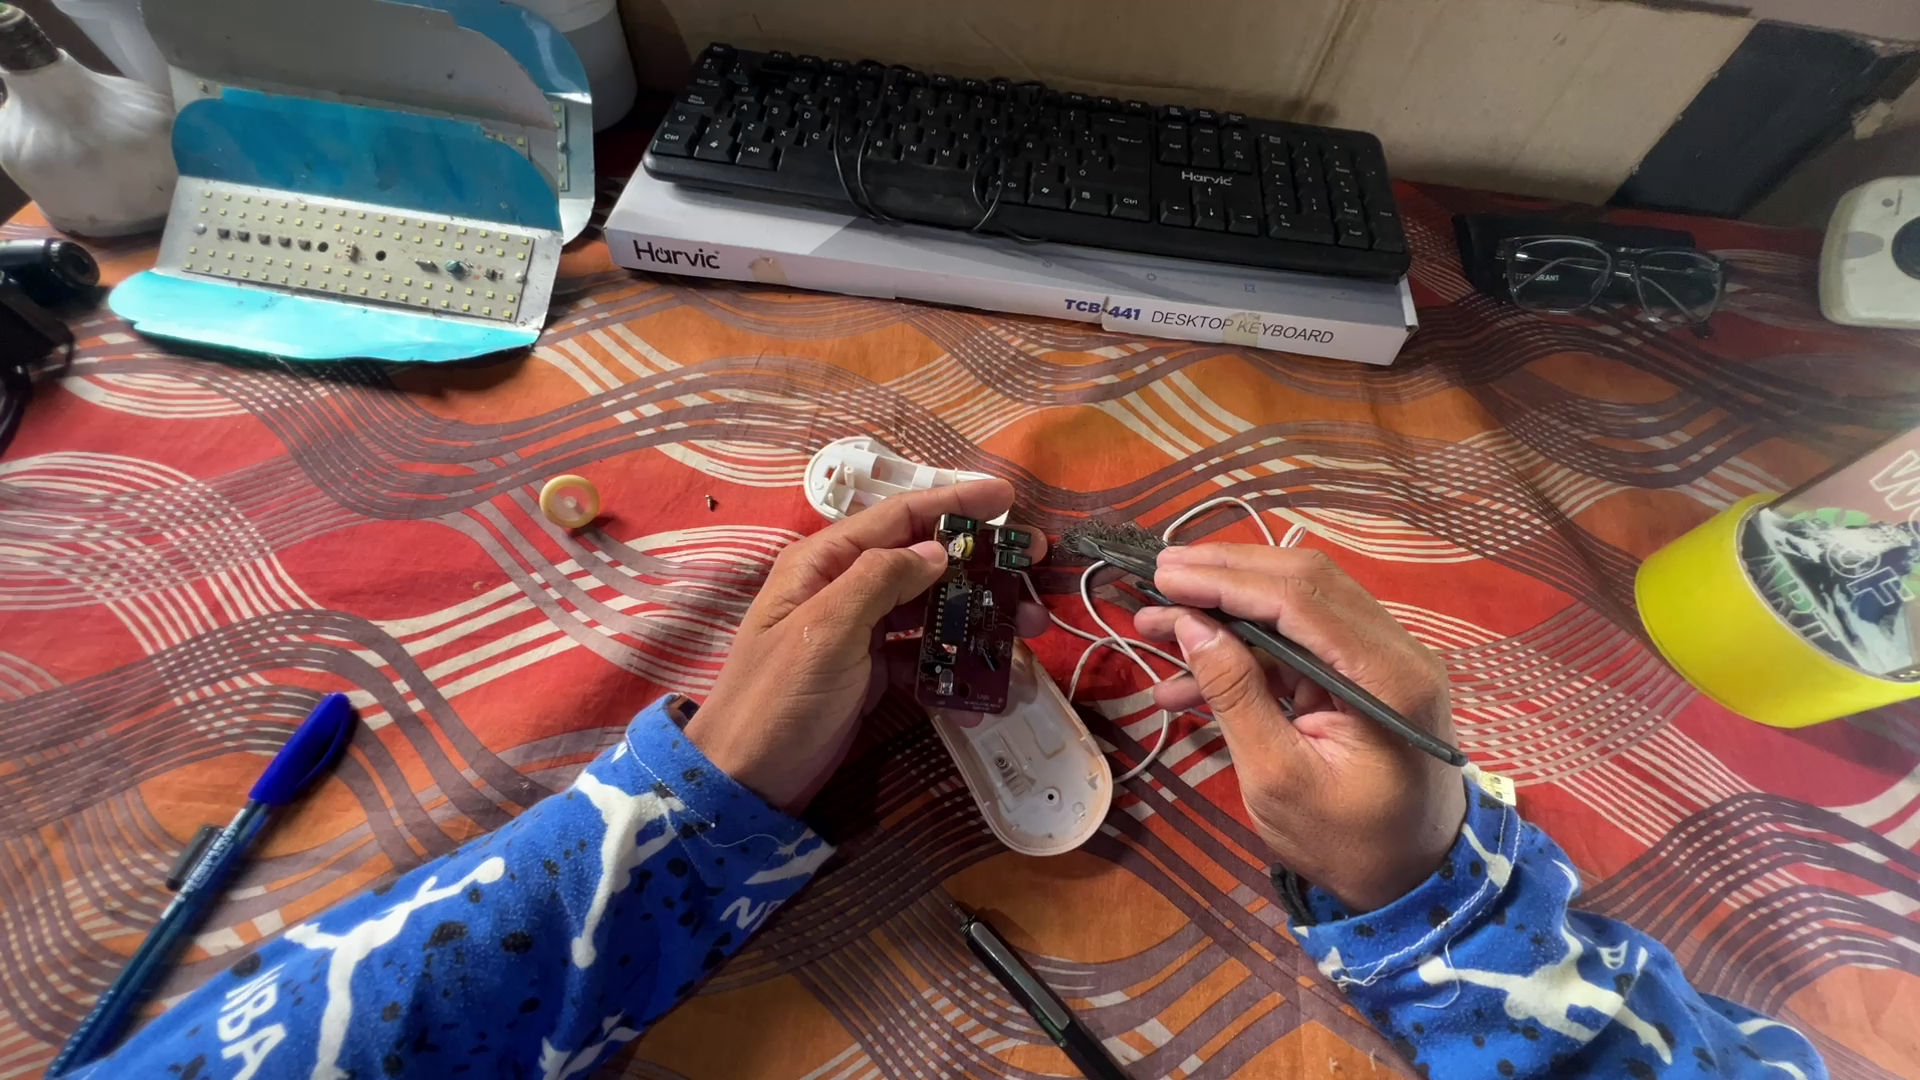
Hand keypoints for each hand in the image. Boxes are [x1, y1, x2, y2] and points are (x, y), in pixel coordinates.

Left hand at [688, 480, 1048, 814]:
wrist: (747, 781)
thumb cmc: (780, 698)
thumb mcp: (827, 630)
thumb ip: (880, 580)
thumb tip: (937, 550)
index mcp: (826, 562)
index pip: (899, 516)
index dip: (955, 501)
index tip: (1007, 496)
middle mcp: (846, 586)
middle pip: (924, 560)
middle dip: (980, 563)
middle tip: (1033, 564)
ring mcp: (861, 630)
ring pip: (930, 608)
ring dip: (976, 617)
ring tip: (1027, 627)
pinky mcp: (872, 670)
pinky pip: (922, 656)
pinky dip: (951, 668)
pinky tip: (980, 695)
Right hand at [1134, 544, 1463, 911]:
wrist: (1408, 883)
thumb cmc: (1346, 843)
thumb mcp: (1276, 776)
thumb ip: (1234, 693)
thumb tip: (1190, 624)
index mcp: (1385, 676)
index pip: (1298, 598)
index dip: (1225, 580)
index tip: (1165, 577)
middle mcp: (1392, 650)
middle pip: (1300, 581)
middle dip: (1222, 573)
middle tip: (1158, 575)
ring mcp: (1376, 658)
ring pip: (1292, 602)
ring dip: (1222, 606)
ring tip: (1154, 619)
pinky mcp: (1355, 673)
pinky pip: (1290, 642)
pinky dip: (1237, 648)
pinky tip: (1182, 675)